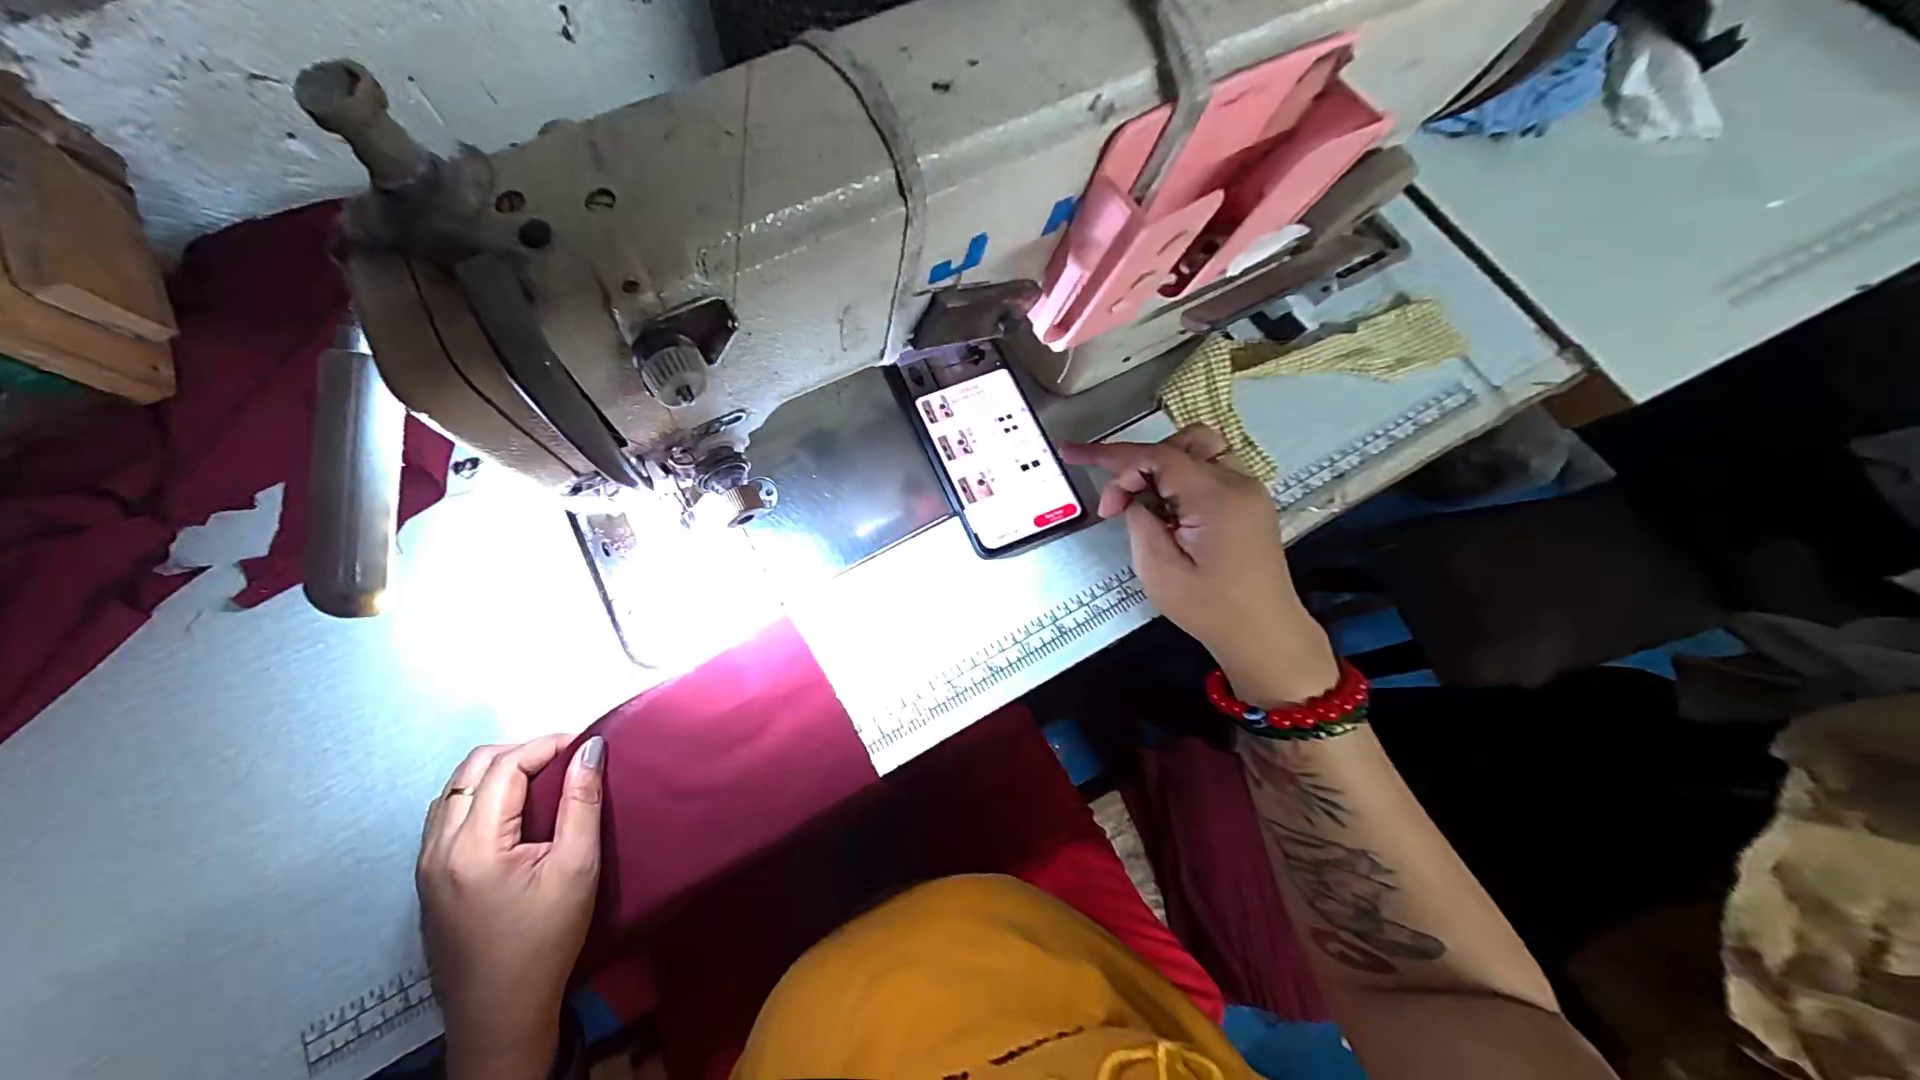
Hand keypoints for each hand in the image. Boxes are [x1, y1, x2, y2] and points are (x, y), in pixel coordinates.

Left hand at [417, 734, 605, 1079]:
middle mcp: (438, 848)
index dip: (548, 744)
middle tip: (567, 760)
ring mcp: (426, 864)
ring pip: (455, 789)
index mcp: (474, 845)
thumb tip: (592, 748)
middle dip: (523, 751)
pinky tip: (514, 811)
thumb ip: (582, 802)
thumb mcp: (577, 868)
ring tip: (544, 780)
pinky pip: (448, 813)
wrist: (500, 1013)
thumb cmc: (545, 940)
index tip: (586, 746)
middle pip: (472, 768)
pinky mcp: (428, 878)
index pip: (505, 766)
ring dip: (499, 771)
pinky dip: (481, 795)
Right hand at [1063, 424, 1337, 705]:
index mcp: (1216, 498)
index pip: (1158, 456)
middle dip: (1140, 462)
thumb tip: (1133, 497)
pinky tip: (1165, 511)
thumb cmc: (1210, 609)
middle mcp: (1238, 484)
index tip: (1075, 456)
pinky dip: (1180, 479)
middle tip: (1118, 503)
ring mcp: (1248, 492)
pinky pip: (1210, 471)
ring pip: (1198, 450)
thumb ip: (1139, 520)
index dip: (1112, 455)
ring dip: (1162, 466)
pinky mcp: (1249, 504)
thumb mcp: (1158, 569)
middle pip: (1181, 443)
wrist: (1263, 634)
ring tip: (1141, 503)